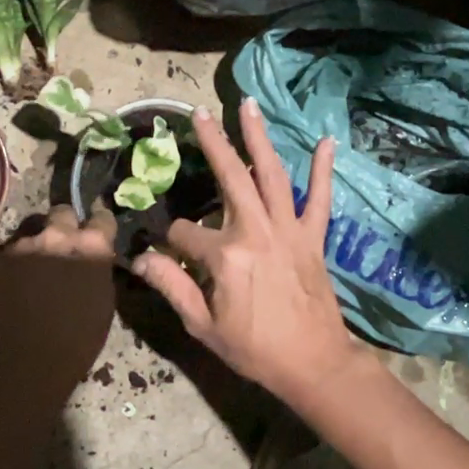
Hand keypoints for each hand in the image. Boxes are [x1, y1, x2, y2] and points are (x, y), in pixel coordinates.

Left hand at [0, 203, 118, 384]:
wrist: (29, 358)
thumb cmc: (79, 338)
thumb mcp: (104, 299)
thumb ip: (98, 268)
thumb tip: (92, 257)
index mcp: (92, 245)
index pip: (101, 217)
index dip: (99, 222)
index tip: (96, 227)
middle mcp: (57, 236)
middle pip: (61, 213)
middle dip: (63, 224)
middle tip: (61, 244)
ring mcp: (23, 244)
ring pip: (31, 232)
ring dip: (36, 246)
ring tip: (34, 271)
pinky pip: (10, 253)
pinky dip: (14, 266)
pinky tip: (14, 288)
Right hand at [131, 98, 356, 400]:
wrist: (314, 364)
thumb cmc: (255, 350)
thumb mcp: (203, 326)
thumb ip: (172, 287)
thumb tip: (141, 259)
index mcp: (225, 257)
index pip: (185, 233)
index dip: (171, 240)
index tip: (166, 253)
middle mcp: (256, 232)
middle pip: (231, 178)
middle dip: (213, 143)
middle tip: (199, 112)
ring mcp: (289, 231)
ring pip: (272, 175)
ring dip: (259, 138)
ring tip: (248, 105)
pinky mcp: (313, 237)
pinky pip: (320, 198)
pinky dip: (323, 170)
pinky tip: (326, 141)